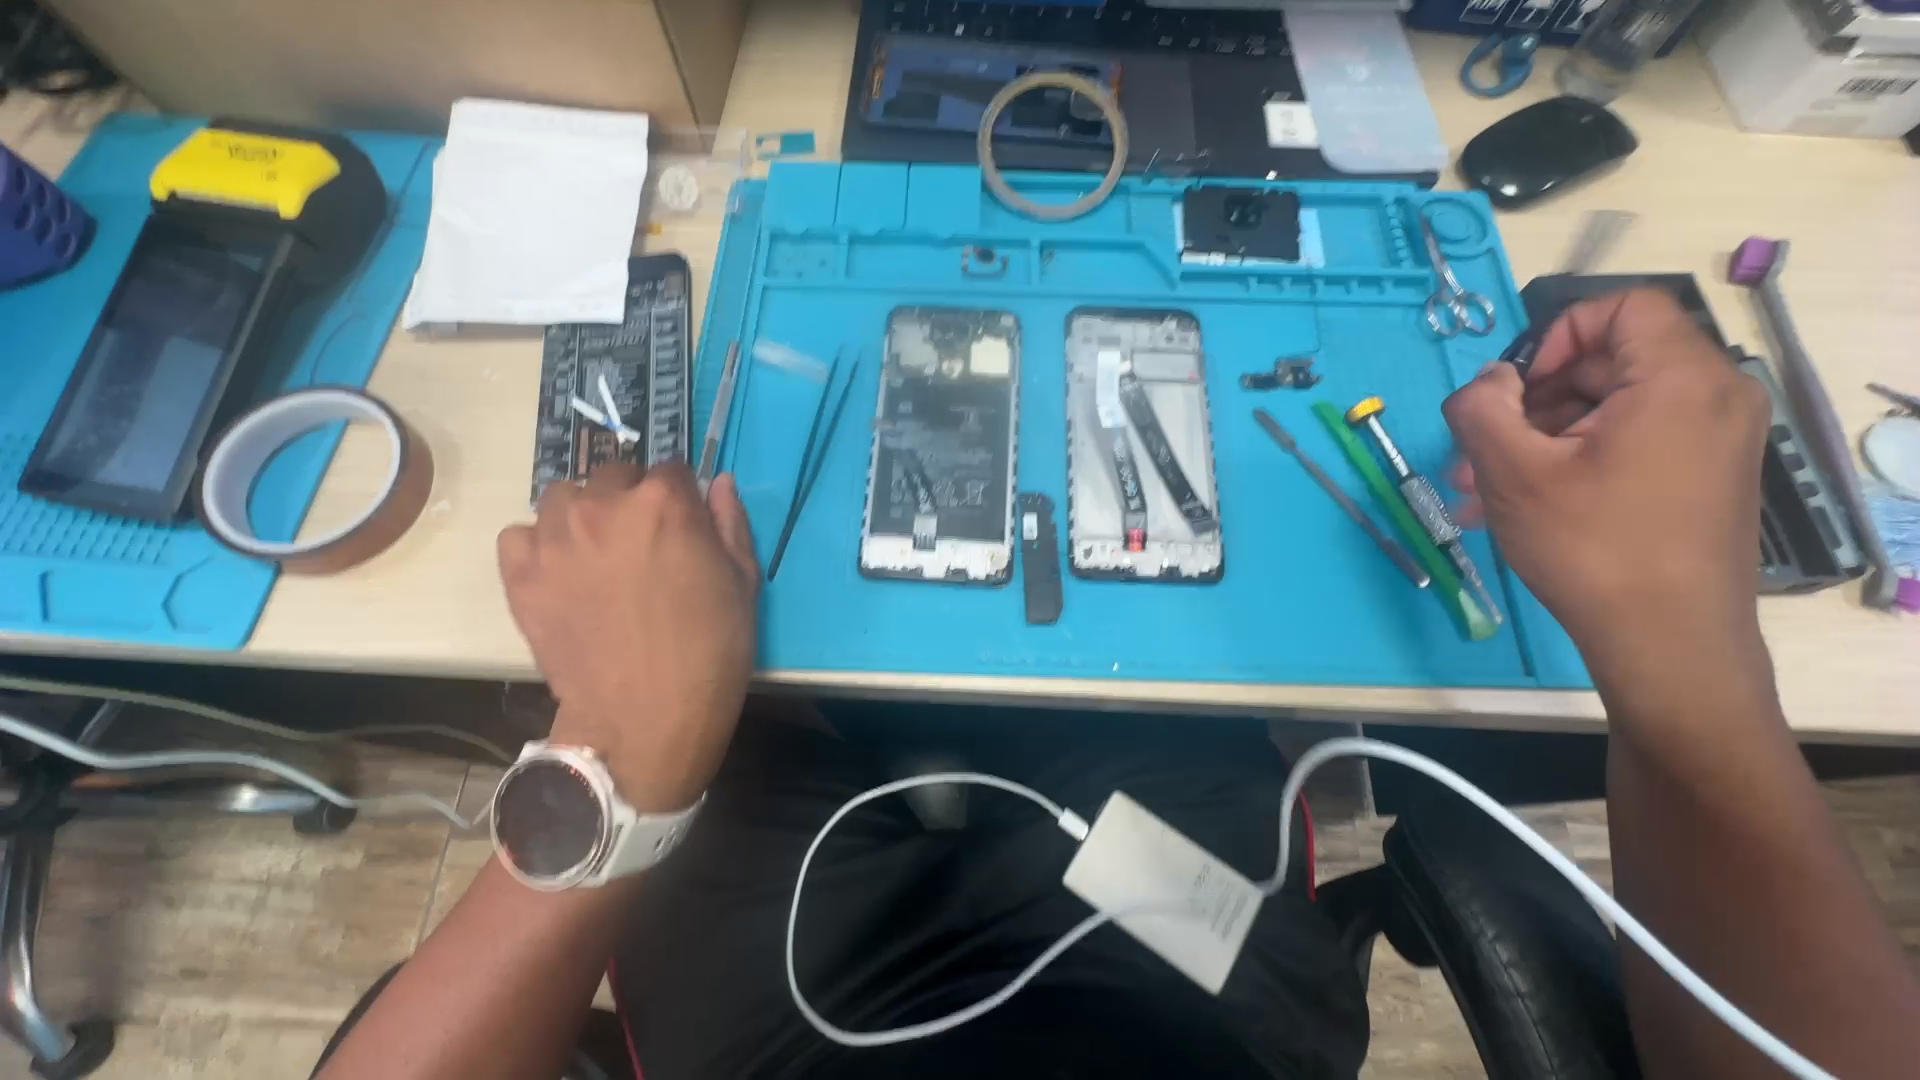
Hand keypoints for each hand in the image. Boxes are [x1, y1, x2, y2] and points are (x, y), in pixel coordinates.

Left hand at [497, 466, 758, 810]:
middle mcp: (604, 505)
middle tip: (642, 545)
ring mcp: (555, 538)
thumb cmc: (712, 649)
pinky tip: (561, 573)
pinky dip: (538, 546)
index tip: (684, 526)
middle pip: (614, 476)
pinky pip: (520, 536)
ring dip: (582, 514)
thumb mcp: (743, 581)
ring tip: (597, 554)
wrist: (646, 717)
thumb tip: (718, 482)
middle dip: (631, 500)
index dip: (681, 497)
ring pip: (563, 497)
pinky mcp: (521, 575)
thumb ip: (729, 522)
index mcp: (664, 502)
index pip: (671, 470)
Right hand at [1441, 289, 1771, 663]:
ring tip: (1481, 487)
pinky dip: (1572, 459)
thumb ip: (1481, 407)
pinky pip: (1629, 441)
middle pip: (1608, 361)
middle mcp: (1713, 396)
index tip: (1513, 391)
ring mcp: (1713, 438)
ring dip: (1538, 437)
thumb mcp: (1512, 471)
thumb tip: (1488, 380)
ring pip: (1609, 408)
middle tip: (1477, 451)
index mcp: (1680, 379)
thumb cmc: (1589, 546)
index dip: (1555, 335)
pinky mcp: (1701, 474)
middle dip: (1530, 400)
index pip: (1622, 306)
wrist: (1666, 640)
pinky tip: (1518, 504)